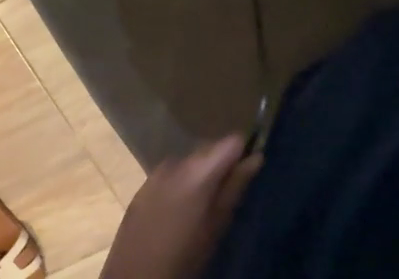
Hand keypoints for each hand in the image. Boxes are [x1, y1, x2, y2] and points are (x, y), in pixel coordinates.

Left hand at [101, 136, 261, 278]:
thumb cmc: (183, 257)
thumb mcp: (217, 226)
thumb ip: (236, 187)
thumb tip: (256, 157)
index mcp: (199, 169)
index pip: (232, 140)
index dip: (242, 154)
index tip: (245, 174)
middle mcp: (177, 161)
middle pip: (210, 149)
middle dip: (220, 166)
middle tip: (224, 196)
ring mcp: (156, 173)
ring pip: (189, 162)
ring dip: (199, 176)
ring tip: (200, 207)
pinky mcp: (142, 187)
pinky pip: (170, 175)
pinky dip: (179, 185)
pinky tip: (177, 212)